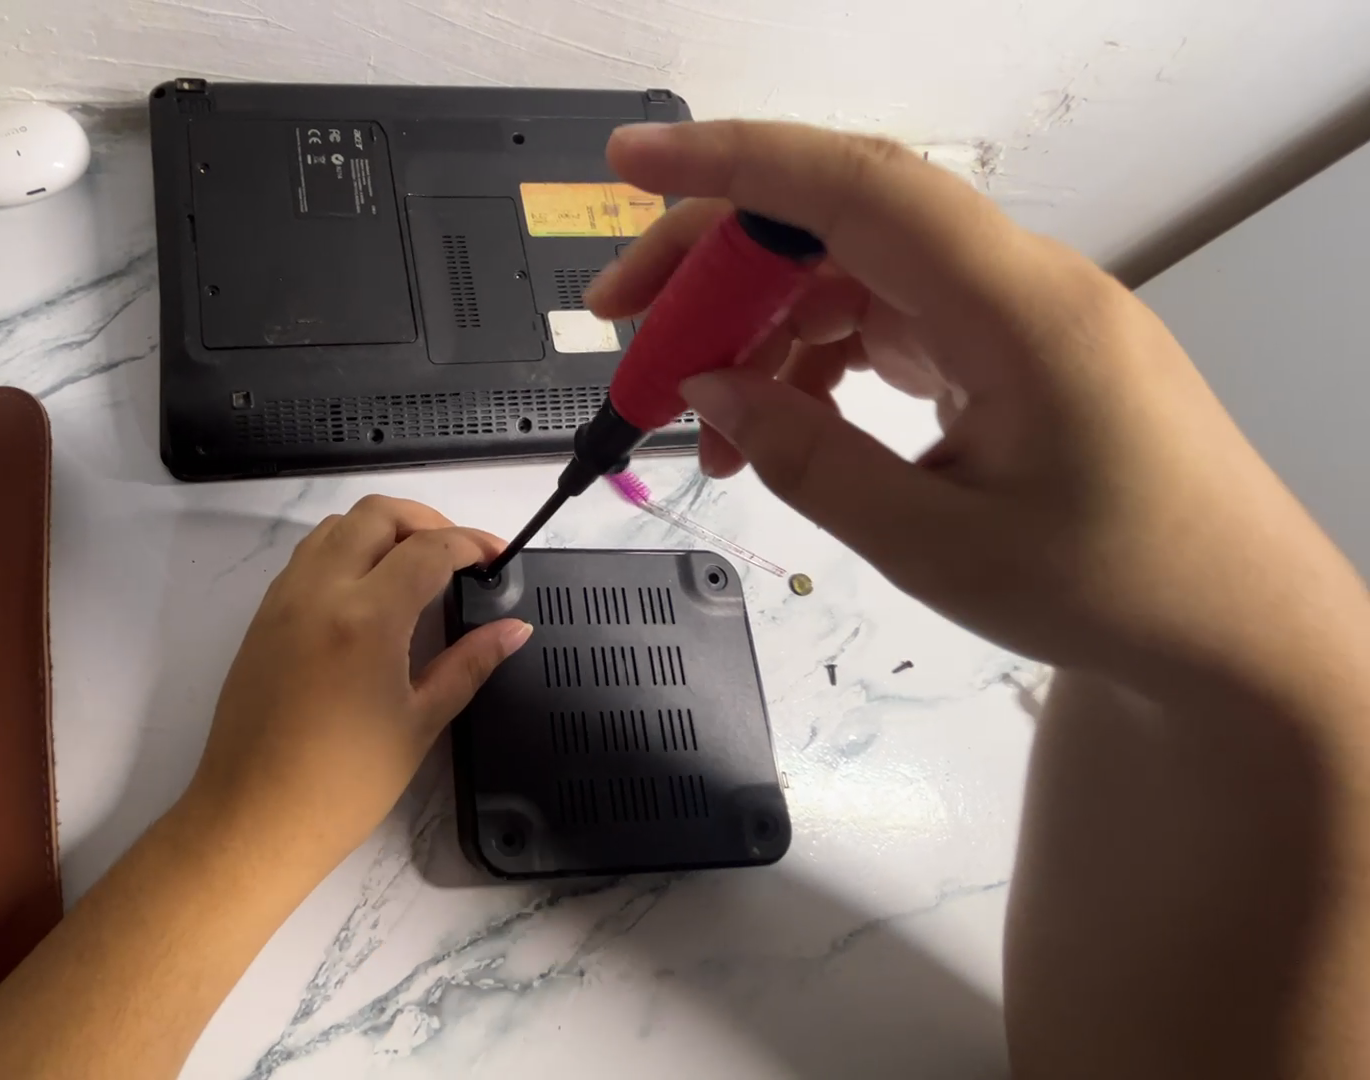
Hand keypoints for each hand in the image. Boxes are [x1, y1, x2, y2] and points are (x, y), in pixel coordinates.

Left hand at [183, 495, 531, 866]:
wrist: (253, 818)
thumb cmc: (346, 783)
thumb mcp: (420, 722)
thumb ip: (470, 663)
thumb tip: (514, 629)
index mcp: (367, 617)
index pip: (429, 549)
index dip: (472, 543)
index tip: (498, 557)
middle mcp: (320, 590)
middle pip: (377, 514)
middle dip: (426, 520)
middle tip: (457, 555)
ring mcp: (284, 598)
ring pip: (335, 525)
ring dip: (381, 528)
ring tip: (414, 565)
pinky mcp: (263, 614)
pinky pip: (307, 555)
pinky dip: (344, 549)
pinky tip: (367, 590)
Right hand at [587, 121, 1369, 697]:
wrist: (1229, 634)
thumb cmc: (1105, 589)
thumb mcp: (928, 542)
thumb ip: (805, 458)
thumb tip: (708, 390)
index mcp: (1014, 309)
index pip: (855, 189)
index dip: (733, 163)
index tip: (630, 160)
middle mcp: (1003, 285)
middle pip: (826, 226)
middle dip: (708, 264)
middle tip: (621, 322)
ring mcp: (990, 314)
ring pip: (831, 283)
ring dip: (744, 339)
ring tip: (688, 423)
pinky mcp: (979, 349)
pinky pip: (860, 331)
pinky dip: (791, 371)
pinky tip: (755, 430)